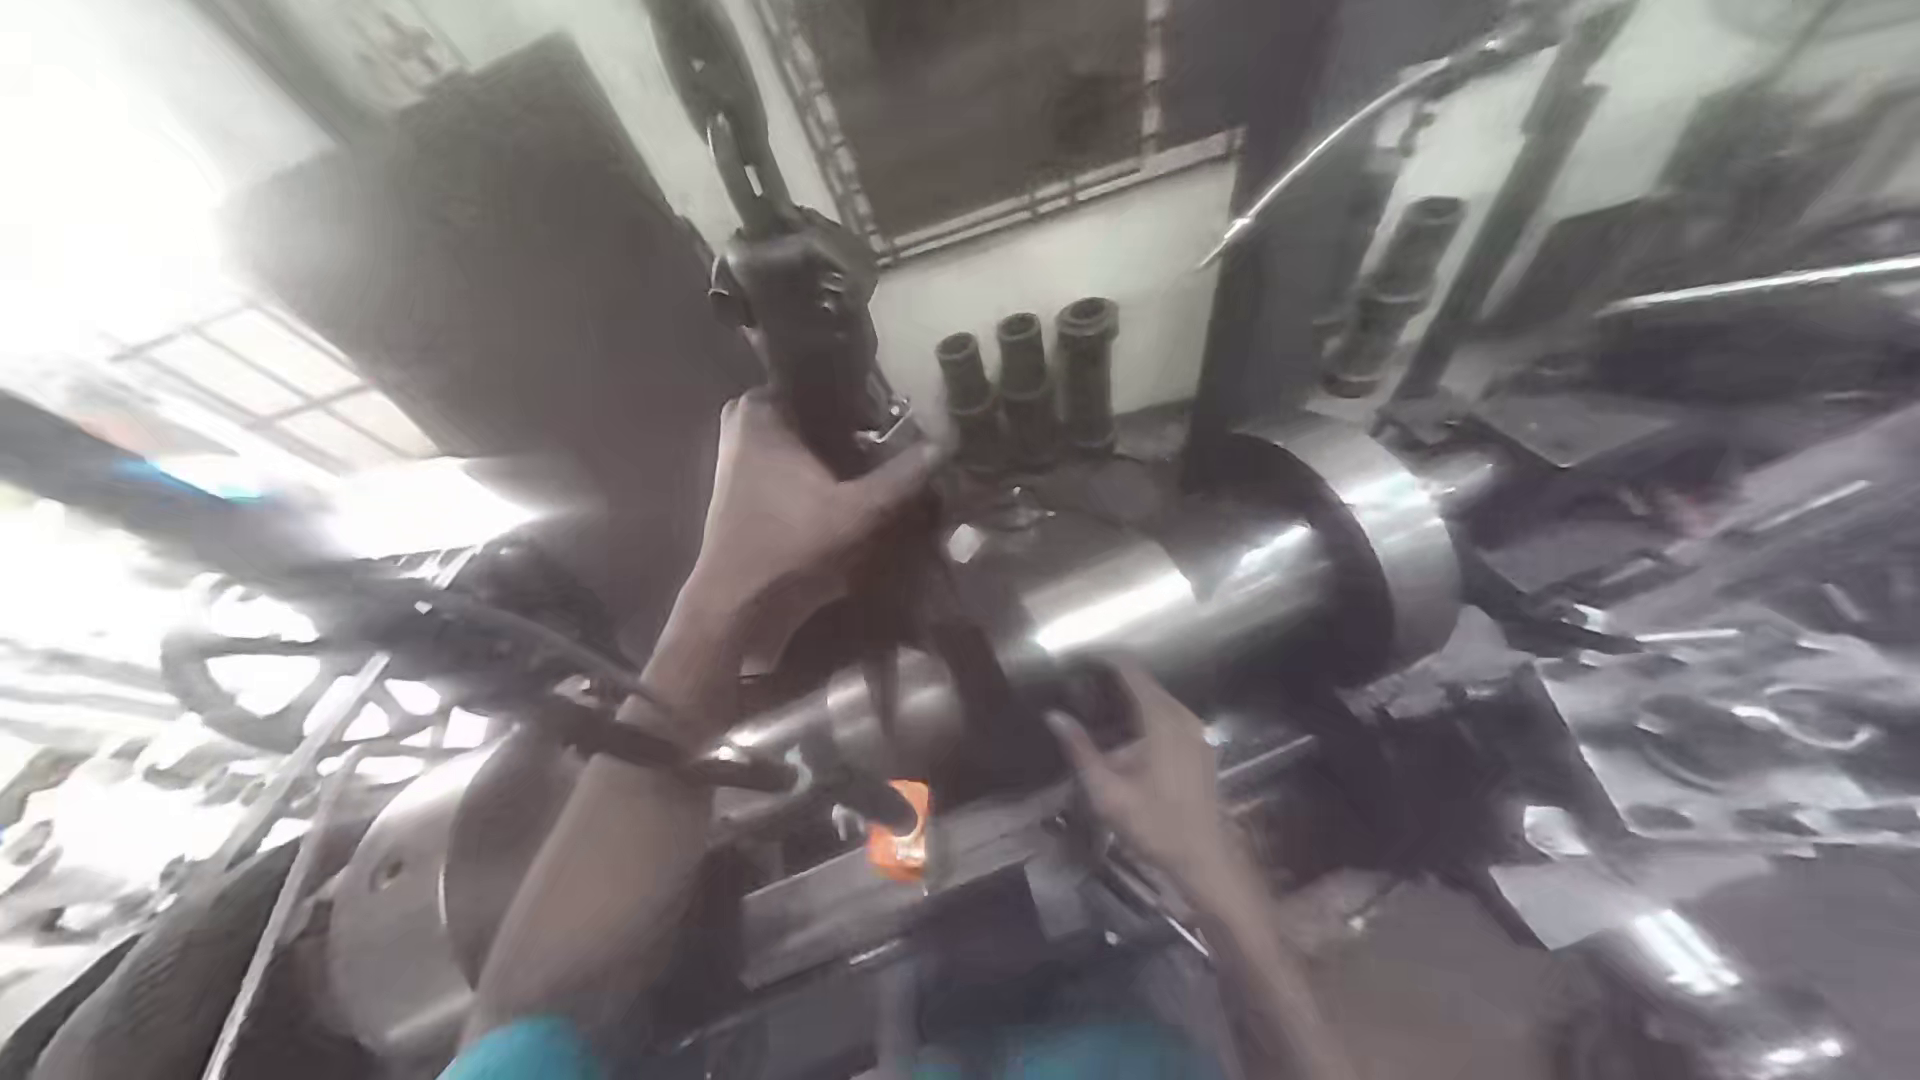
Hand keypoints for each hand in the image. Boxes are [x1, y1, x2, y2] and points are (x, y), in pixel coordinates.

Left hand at [688, 389, 941, 613]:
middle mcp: (746, 421)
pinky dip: (826, 467)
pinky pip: (798, 460)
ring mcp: (744, 454)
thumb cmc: (790, 547)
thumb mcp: (857, 511)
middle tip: (901, 433)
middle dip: (858, 423)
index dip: (866, 393)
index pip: (823, 378)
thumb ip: (902, 476)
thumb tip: (946, 444)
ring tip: (887, 454)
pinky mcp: (750, 484)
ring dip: (844, 447)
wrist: (740, 606)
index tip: (901, 407)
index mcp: (761, 409)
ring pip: (810, 436)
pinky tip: (856, 481)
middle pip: (819, 410)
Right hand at [1048, 662, 1244, 892]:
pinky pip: (1166, 713)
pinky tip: (1122, 732)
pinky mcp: (1199, 744)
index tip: (1074, 661)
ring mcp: (1195, 729)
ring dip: (1126, 696)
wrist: (1205, 860)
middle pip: (1142, 681)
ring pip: (1155, 697)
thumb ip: (1080, 749)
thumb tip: (1054, 715)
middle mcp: (1182, 716)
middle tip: (1077, 686)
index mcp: (1161, 720)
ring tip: (1093, 706)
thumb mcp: (1107, 792)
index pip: (1130, 670)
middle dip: (1110, 678)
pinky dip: (1142, 711)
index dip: (1102, 659)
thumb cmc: (1155, 825)